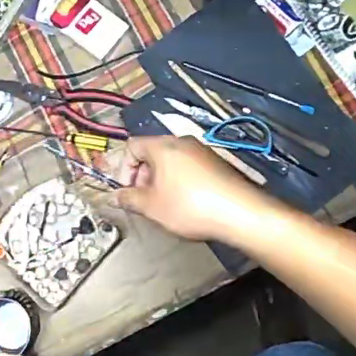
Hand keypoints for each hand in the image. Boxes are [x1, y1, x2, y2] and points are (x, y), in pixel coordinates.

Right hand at [106, 135, 279, 243]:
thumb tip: (115, 196)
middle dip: (142, 176)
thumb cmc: (190, 206)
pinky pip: (188, 167)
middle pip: (151, 152)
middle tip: (144, 199)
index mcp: (162, 146)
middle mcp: (182, 142)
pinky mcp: (216, 164)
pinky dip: (179, 181)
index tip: (127, 190)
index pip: (132, 146)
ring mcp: (202, 151)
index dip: (123, 169)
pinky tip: (185, 203)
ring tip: (164, 204)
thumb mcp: (151, 206)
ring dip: (160, 180)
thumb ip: (128, 199)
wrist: (239, 213)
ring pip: (170, 161)